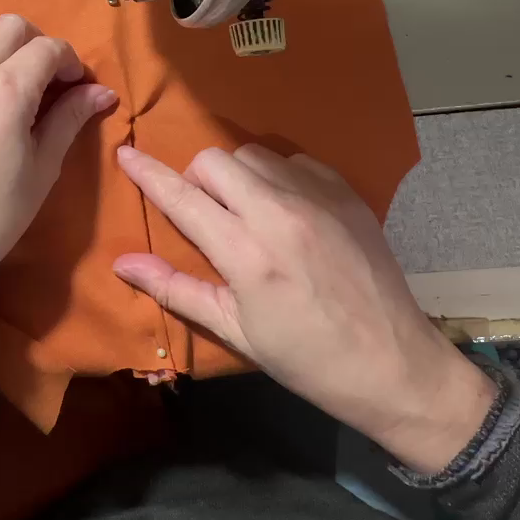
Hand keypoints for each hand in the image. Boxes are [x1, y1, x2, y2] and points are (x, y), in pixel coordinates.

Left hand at [0, 15, 116, 290]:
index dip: (71, 61)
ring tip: (15, 76)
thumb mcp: (44, 167)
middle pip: (12, 25)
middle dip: (38, 43)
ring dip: (3, 41)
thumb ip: (71, 118)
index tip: (78, 85)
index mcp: (7, 92)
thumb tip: (103, 92)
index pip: (48, 49)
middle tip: (49, 78)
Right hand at [113, 144, 494, 474]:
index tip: (125, 153)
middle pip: (214, 160)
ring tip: (245, 209)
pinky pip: (293, 160)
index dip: (147, 173)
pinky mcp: (346, 193)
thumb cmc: (305, 357)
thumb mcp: (234, 330)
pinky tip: (286, 208)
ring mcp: (317, 198)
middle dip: (196, 179)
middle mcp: (278, 213)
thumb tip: (123, 262)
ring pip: (252, 155)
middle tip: (205, 213)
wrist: (397, 366)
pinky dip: (277, 176)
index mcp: (246, 253)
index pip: (181, 197)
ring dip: (236, 176)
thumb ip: (174, 288)